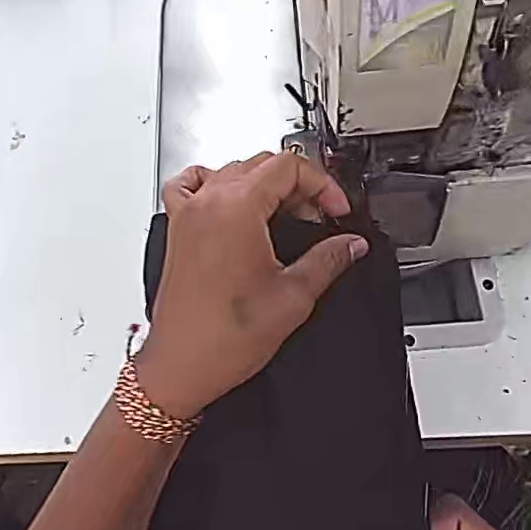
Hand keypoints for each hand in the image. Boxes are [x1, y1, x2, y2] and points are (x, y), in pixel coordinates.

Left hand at [133, 152, 368, 419]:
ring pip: (233, 170)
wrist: (182, 366)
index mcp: (237, 209)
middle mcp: (208, 203)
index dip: (323, 184)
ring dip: (266, 184)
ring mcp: (189, 214)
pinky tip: (234, 205)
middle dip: (300, 185)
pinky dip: (215, 184)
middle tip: (319, 216)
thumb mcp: (293, 296)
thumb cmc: (223, 338)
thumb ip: (328, 260)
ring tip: (287, 216)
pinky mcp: (179, 231)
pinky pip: (192, 185)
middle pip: (263, 163)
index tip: (335, 210)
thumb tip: (351, 244)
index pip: (289, 166)